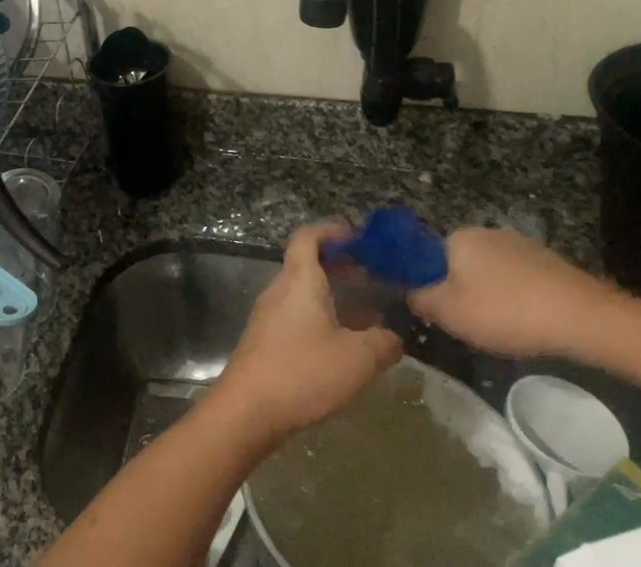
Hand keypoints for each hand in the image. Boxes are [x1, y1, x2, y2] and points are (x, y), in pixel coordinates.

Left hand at [209, 222, 403, 443]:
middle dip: (341, 263)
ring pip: (303, 290)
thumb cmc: (302, 373)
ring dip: (333, 291)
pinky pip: (297, 313)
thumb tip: (393, 337)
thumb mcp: (358, 359)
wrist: (247, 410)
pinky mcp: (266, 340)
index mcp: (299, 281)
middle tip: (375, 274)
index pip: (308, 236)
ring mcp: (269, 316)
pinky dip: (321, 314)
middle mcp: (280, 291)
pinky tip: (343, 340)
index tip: (362, 237)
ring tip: (367, 309)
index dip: (333, 230)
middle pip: (307, 262)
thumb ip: (383, 343)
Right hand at [407, 227, 623, 356]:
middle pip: (457, 263)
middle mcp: (487, 232)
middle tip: (463, 323)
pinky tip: (524, 322)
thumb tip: (409, 293)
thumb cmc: (506, 312)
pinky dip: (514, 298)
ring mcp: (521, 244)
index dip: (423, 283)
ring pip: (488, 272)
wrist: (584, 318)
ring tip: (496, 328)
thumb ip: (420, 300)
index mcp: (457, 237)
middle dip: (457, 289)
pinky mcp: (548, 261)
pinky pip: (517, 279)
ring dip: (487, 295)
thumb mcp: (449, 313)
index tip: (432, 310)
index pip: (425, 255)